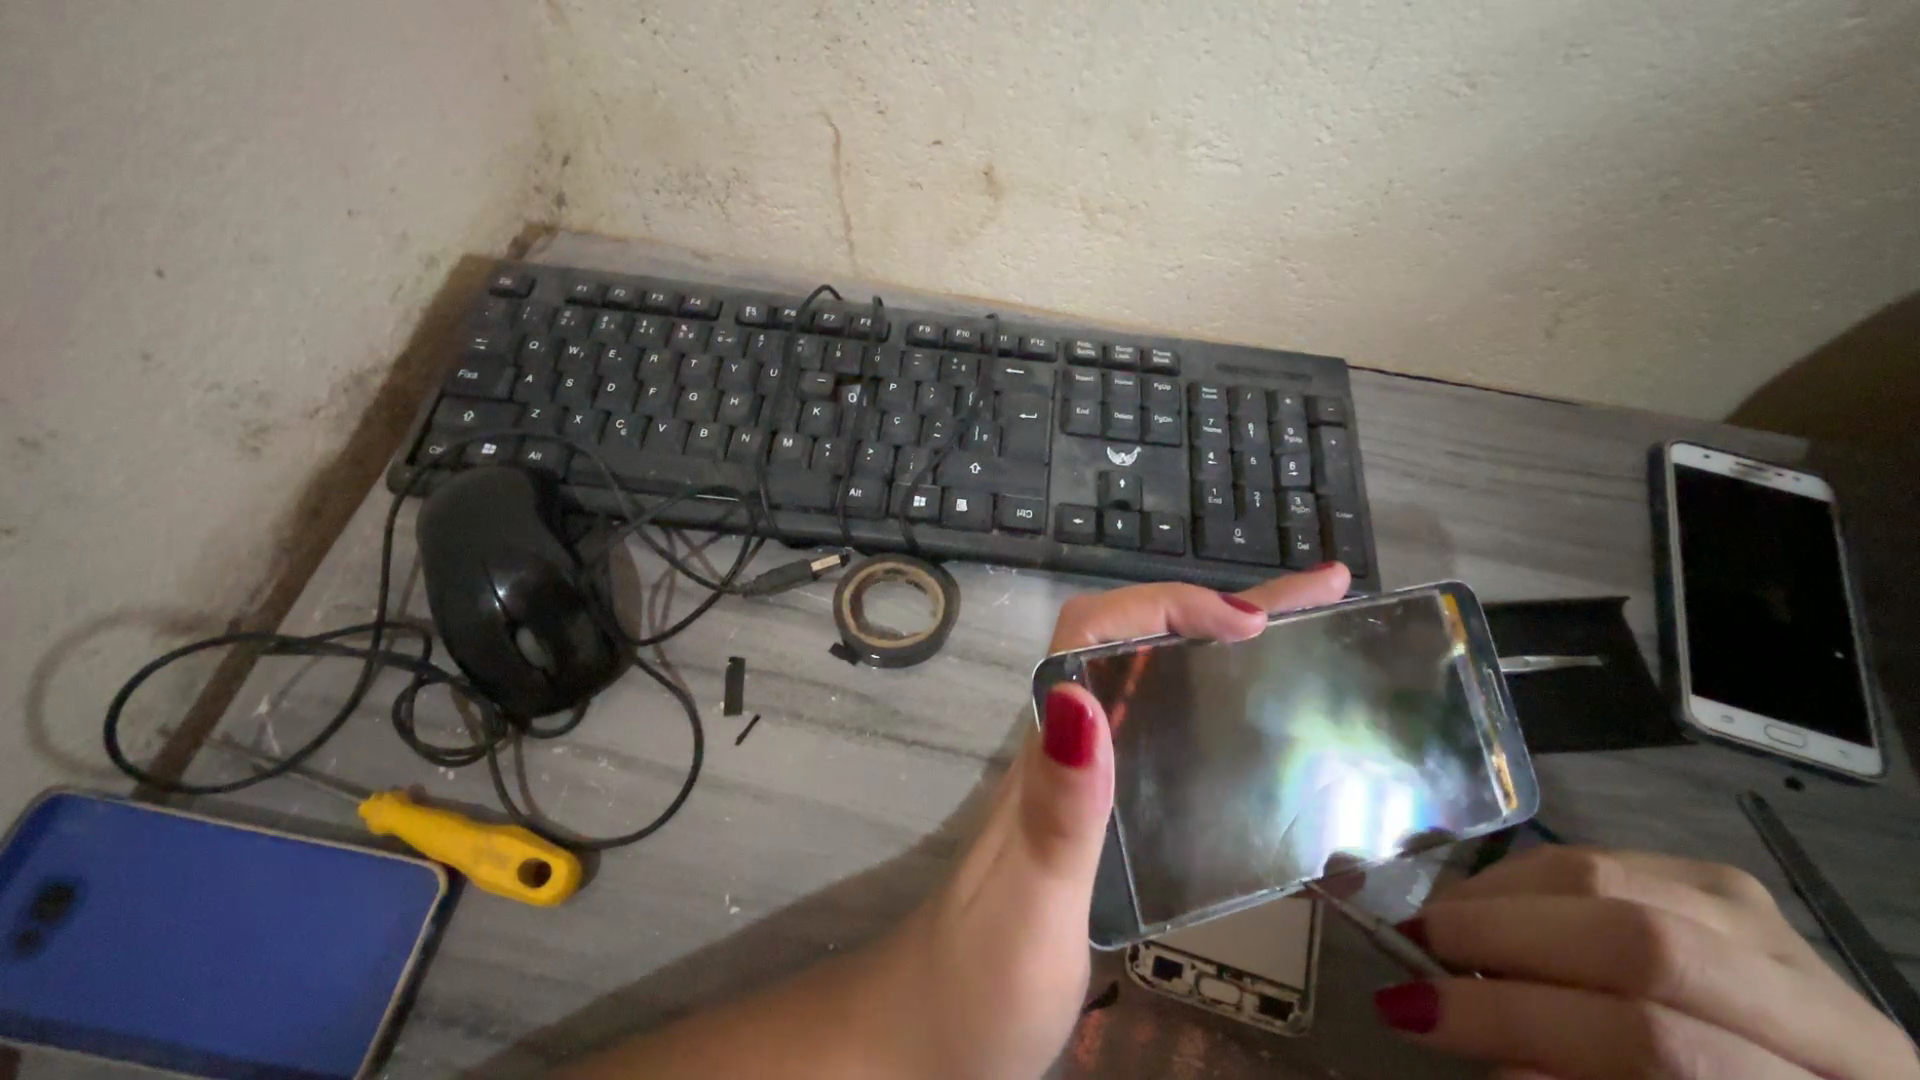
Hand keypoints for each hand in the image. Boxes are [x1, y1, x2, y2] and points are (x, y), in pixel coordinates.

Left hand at [876, 564, 1352, 1078]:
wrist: (928, 1038)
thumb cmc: (974, 982)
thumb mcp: (1029, 904)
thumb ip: (1059, 813)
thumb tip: (1079, 697)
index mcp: (1049, 752)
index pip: (1094, 632)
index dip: (1172, 606)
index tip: (1255, 620)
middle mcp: (1069, 753)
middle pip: (1139, 648)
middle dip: (1226, 612)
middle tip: (1323, 595)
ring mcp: (1086, 789)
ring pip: (1157, 692)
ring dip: (1228, 657)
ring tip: (1313, 643)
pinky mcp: (1103, 828)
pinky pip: (1167, 749)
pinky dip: (1218, 720)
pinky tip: (1262, 738)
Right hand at [1375, 845, 1919, 1079]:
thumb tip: (1501, 1065)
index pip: (1656, 1042)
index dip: (1518, 1019)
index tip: (1413, 1015)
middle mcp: (1816, 1001)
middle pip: (1635, 941)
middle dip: (1497, 939)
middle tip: (1411, 949)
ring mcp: (1768, 927)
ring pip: (1608, 878)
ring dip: (1496, 898)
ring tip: (1433, 926)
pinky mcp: (1719, 883)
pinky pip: (1596, 855)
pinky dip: (1518, 877)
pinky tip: (1479, 904)